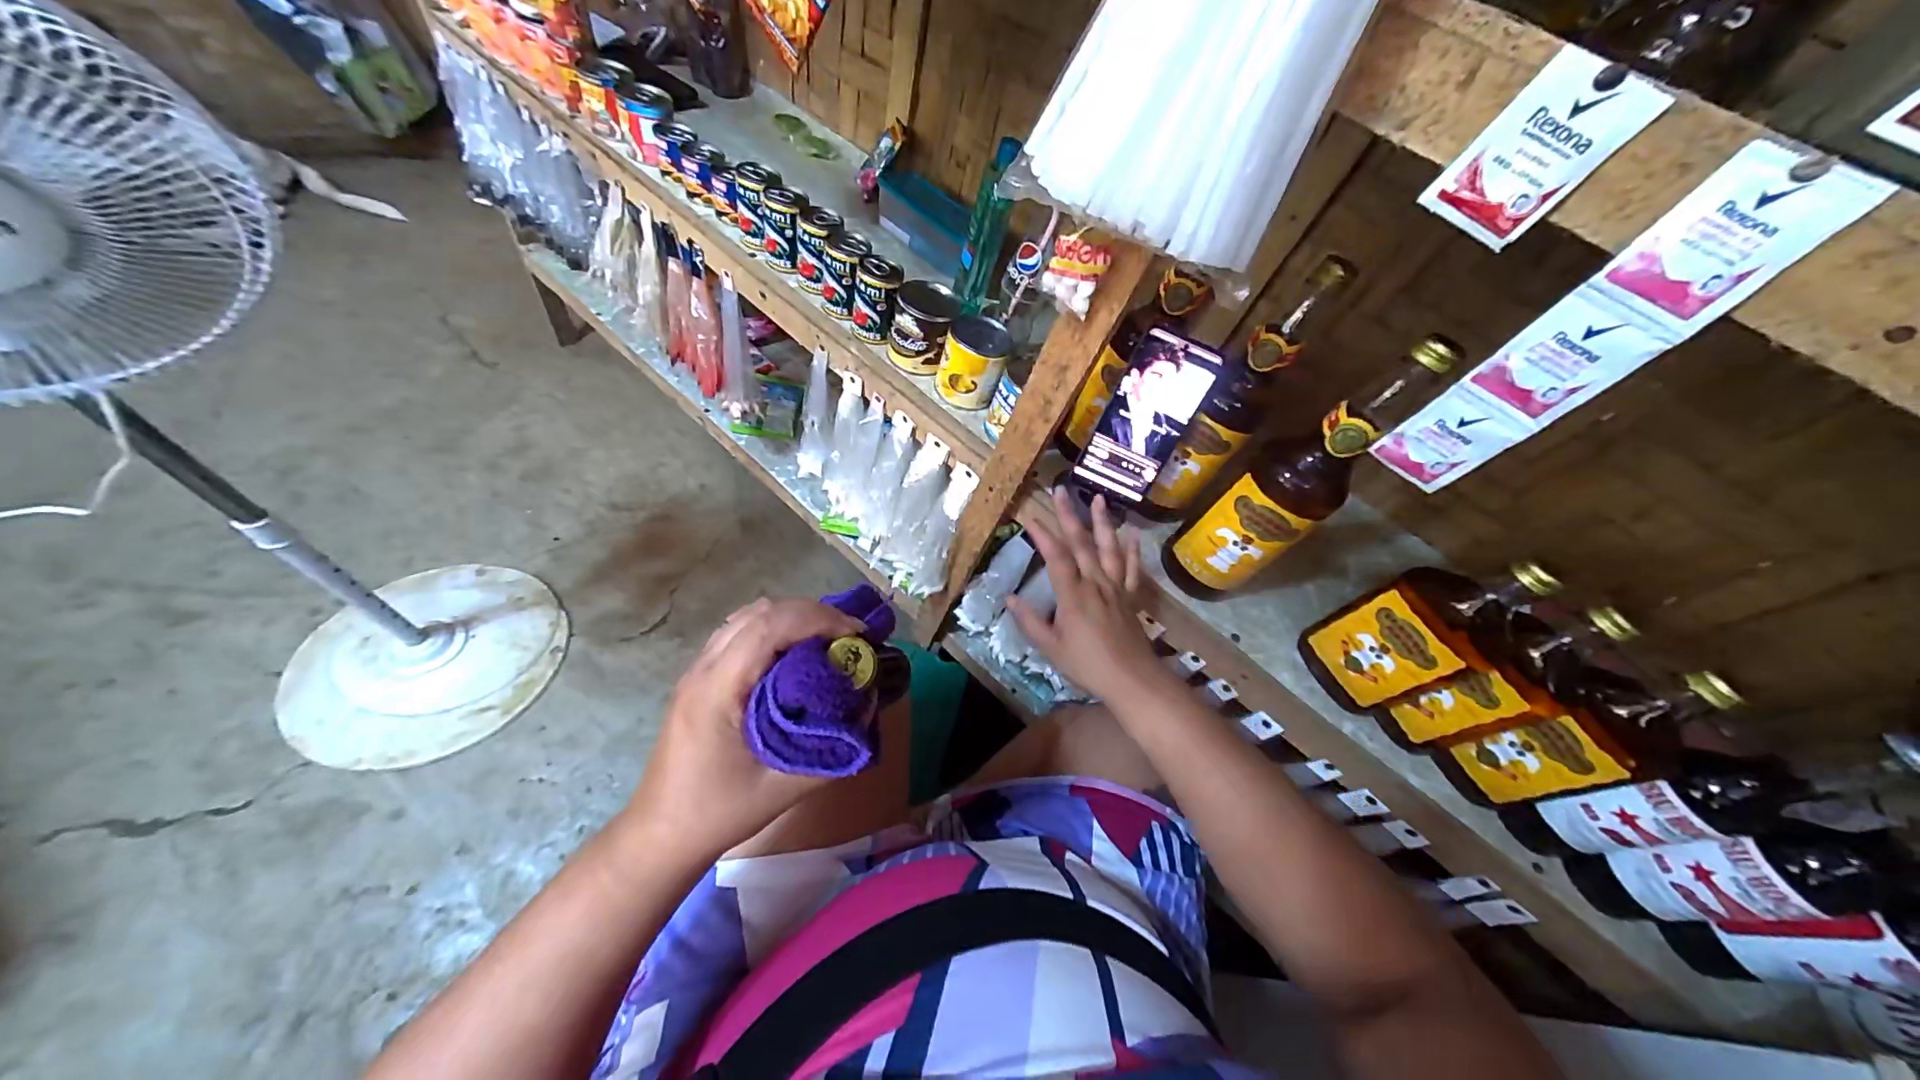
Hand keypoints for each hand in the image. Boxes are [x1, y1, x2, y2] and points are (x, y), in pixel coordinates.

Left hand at [625, 597, 865, 859]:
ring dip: (793, 618)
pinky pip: (739, 633)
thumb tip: (870, 705)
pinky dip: (775, 630)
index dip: (818, 619)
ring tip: (829, 640)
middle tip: (851, 637)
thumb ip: (833, 747)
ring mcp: (696, 671)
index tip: (857, 636)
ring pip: (748, 617)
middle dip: (812, 613)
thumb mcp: (785, 788)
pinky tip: (796, 654)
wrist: (661, 834)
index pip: (769, 627)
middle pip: (760, 612)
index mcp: (717, 690)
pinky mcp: (699, 679)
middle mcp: (702, 669)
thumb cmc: (719, 813)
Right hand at [1009, 488, 1169, 701]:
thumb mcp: (1051, 648)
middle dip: (1068, 515)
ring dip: (1102, 522)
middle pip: (1081, 543)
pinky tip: (1131, 533)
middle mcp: (1095, 583)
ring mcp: (1116, 588)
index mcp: (1073, 595)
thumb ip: (1030, 622)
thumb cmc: (1087, 665)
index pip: (1056, 557)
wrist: (1132, 679)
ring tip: (1097, 498)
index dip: (1043, 535)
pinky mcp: (1131, 597)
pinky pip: (1132, 569)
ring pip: (1108, 548)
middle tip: (1060, 490)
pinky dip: (1132, 550)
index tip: (1029, 515)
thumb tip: (1010, 599)